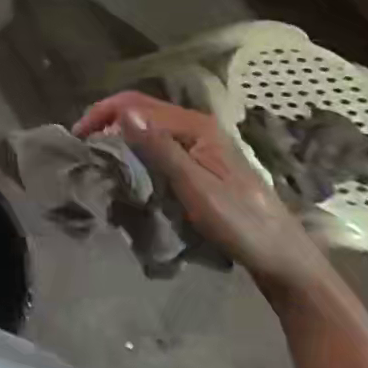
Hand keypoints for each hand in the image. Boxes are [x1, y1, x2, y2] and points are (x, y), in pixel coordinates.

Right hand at [75, 92, 330, 290]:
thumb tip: (122, 113)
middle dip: (108, 120)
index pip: (135, 104)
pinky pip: (159, 139)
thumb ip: (160, 148)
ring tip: (102, 153)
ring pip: (149, 124)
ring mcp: (202, 142)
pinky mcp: (202, 159)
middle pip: (141, 109)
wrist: (287, 263)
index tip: (80, 138)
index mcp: (197, 126)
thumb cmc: (242, 225)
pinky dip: (136, 144)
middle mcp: (199, 126)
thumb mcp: (196, 188)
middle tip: (86, 144)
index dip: (102, 114)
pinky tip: (129, 162)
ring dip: (120, 132)